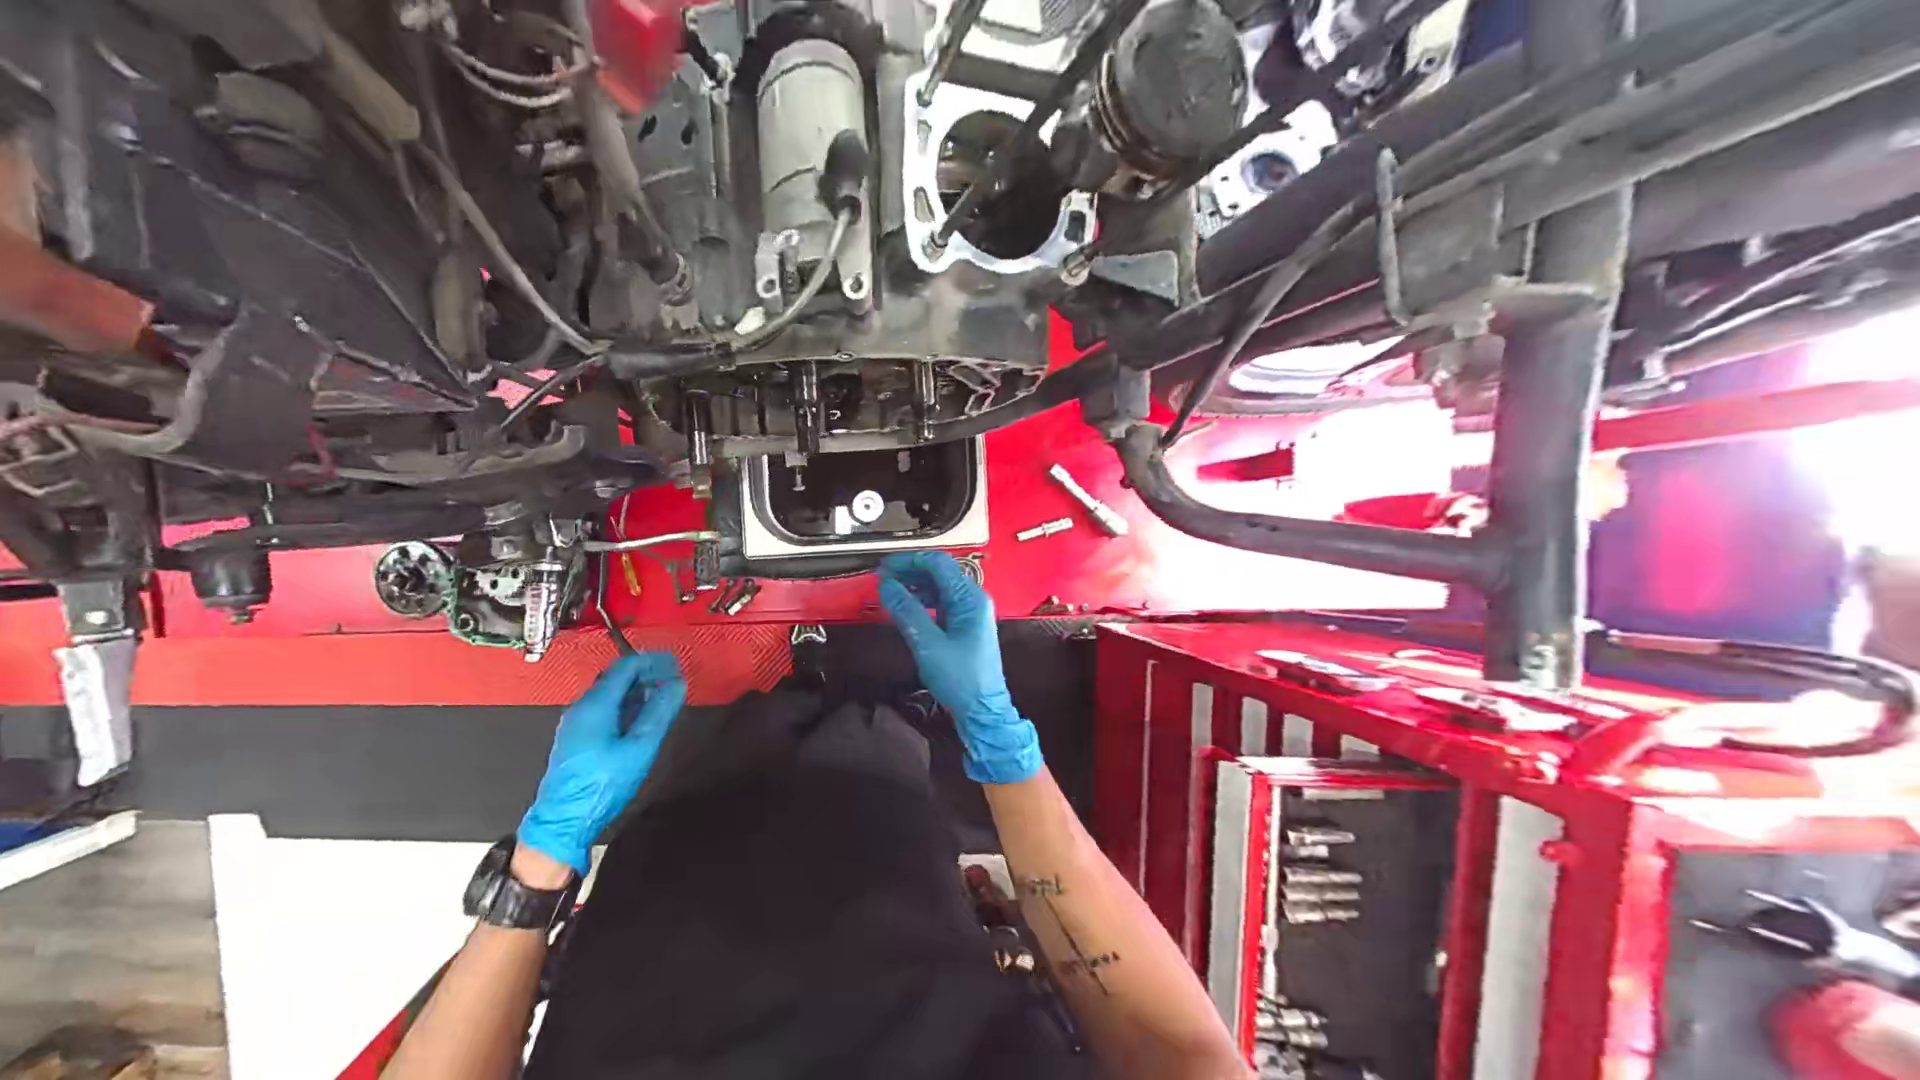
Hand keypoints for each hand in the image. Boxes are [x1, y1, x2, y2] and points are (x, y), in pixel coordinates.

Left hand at [517, 651, 686, 873]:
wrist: (563, 821)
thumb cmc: (603, 783)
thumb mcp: (640, 746)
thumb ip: (659, 711)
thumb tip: (677, 683)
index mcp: (595, 704)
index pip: (626, 667)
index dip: (652, 661)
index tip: (675, 662)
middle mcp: (581, 707)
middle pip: (616, 678)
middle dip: (646, 674)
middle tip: (672, 679)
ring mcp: (576, 723)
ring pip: (610, 694)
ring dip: (637, 690)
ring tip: (662, 696)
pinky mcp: (576, 738)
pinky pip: (603, 709)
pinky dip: (625, 705)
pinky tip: (641, 717)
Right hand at [877, 552, 1041, 783]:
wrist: (983, 712)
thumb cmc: (961, 679)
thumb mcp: (928, 644)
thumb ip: (907, 612)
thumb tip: (887, 586)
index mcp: (970, 598)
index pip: (938, 564)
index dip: (909, 561)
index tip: (884, 566)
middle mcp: (973, 600)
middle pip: (939, 573)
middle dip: (910, 571)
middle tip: (881, 577)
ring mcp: (970, 614)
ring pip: (938, 588)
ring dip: (914, 586)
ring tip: (889, 590)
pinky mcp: (964, 627)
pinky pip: (940, 604)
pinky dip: (921, 602)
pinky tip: (905, 607)